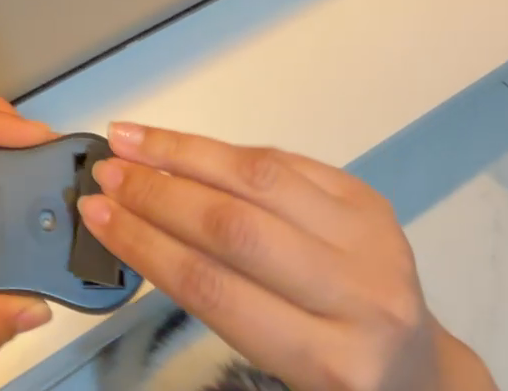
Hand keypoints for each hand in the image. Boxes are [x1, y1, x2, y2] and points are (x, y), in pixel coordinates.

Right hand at [78, 125, 496, 390]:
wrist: (414, 365)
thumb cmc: (325, 369)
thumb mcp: (272, 360)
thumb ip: (211, 292)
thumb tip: (127, 219)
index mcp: (329, 361)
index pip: (214, 288)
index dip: (143, 243)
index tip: (93, 214)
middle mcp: (358, 296)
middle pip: (235, 226)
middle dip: (154, 192)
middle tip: (103, 173)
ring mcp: (371, 236)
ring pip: (257, 176)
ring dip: (178, 152)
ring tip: (125, 139)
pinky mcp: (369, 196)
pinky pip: (278, 158)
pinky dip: (218, 149)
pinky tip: (175, 143)